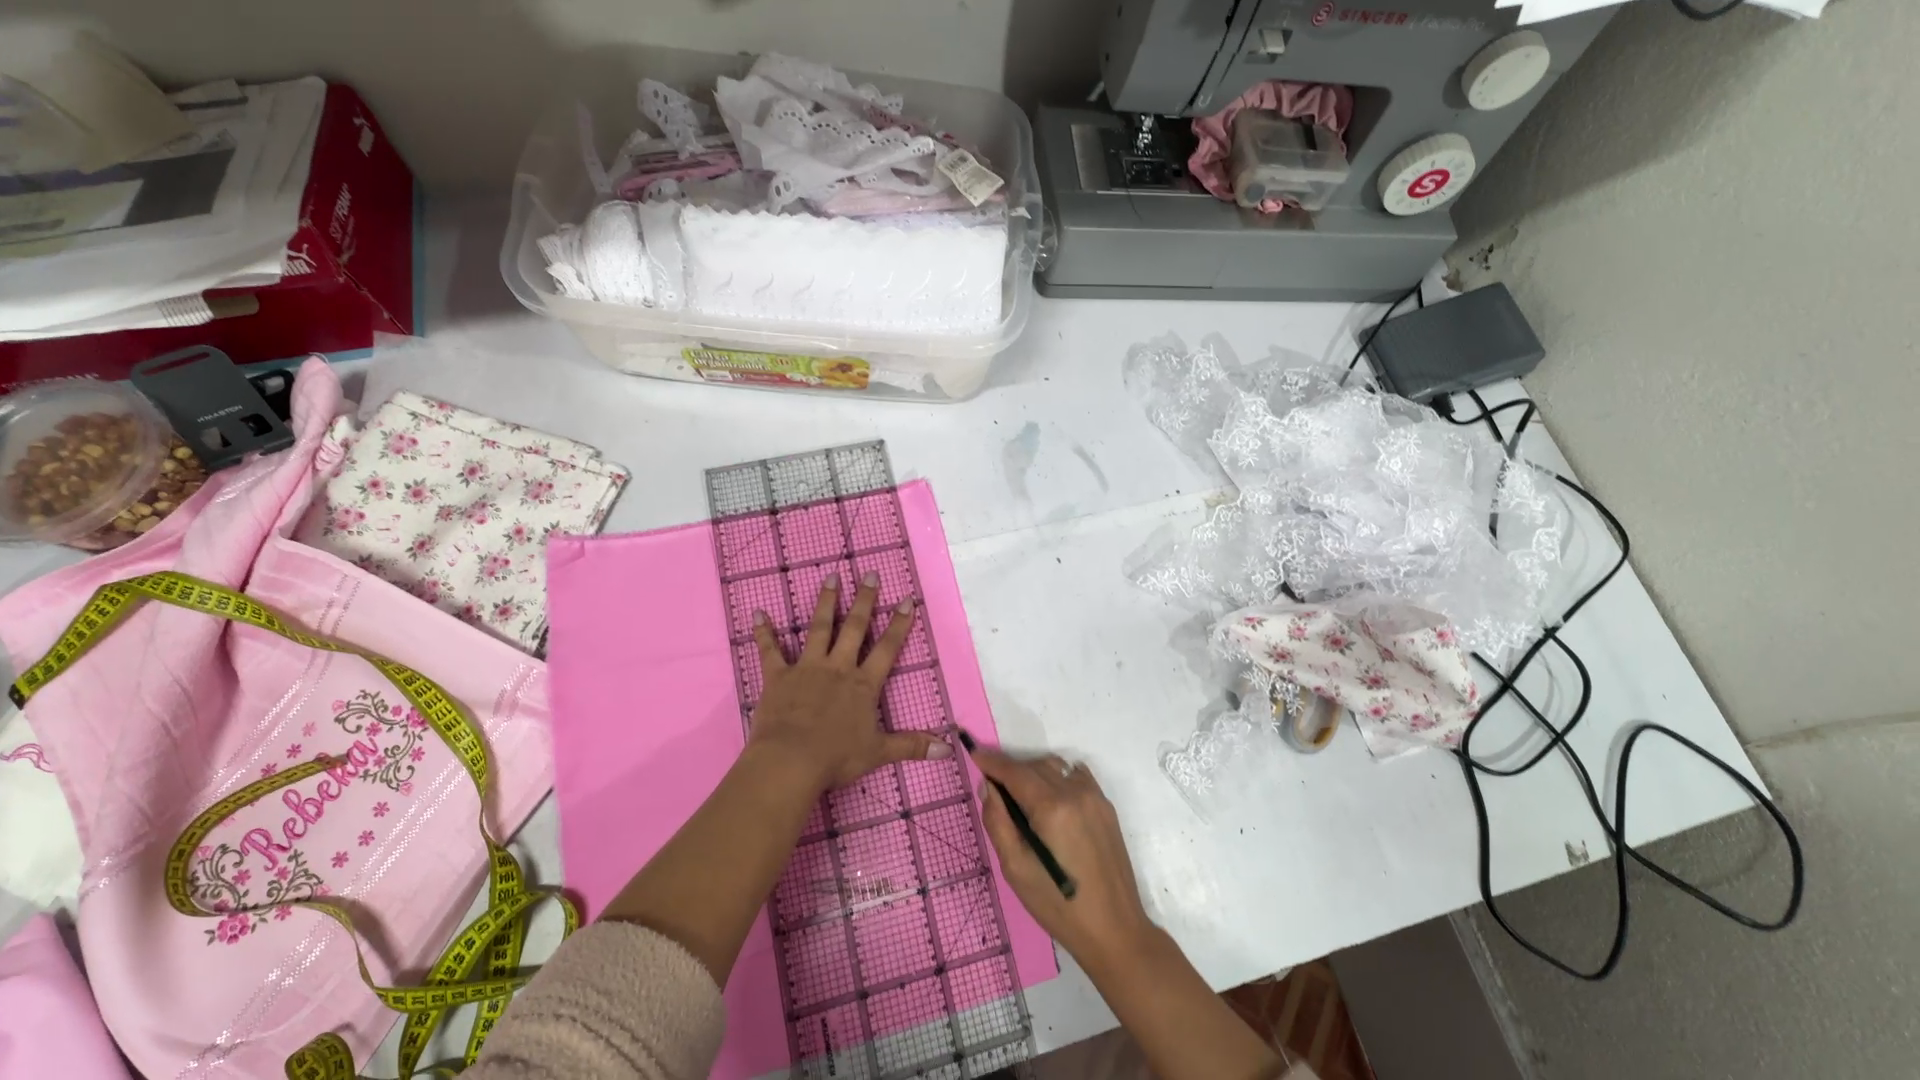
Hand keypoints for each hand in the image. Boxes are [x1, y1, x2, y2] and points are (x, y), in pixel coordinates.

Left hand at [748, 574, 948, 790]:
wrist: (791, 760)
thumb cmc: (836, 757)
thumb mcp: (879, 752)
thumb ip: (911, 746)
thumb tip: (946, 750)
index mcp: (863, 685)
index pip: (887, 648)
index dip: (899, 624)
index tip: (906, 600)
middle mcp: (838, 668)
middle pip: (855, 628)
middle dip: (864, 600)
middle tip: (869, 574)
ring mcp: (807, 668)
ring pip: (819, 628)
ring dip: (826, 602)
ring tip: (830, 577)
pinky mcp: (778, 676)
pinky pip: (770, 650)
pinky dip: (763, 632)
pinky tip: (758, 613)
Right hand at [972, 748, 1156, 972]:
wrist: (1113, 929)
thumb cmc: (1058, 905)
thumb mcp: (1015, 869)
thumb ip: (998, 822)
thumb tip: (989, 788)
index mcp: (1052, 807)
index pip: (1015, 772)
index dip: (992, 762)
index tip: (974, 754)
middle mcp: (1076, 793)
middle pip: (1035, 767)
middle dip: (1011, 771)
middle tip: (993, 789)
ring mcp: (1095, 798)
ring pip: (1057, 768)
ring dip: (1034, 773)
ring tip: (1021, 799)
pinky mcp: (1107, 809)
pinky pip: (1077, 777)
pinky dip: (1058, 779)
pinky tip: (1051, 802)